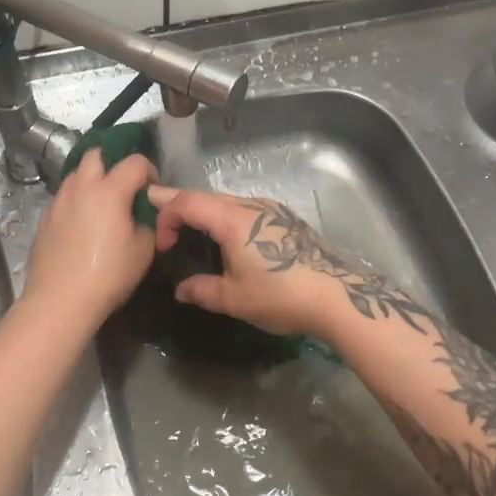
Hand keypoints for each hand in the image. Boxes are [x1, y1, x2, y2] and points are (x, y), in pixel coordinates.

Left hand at [22, 149, 157, 327]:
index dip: (149, 171)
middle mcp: (81, 187)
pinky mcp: (44, 218)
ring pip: (75, 174)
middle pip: (95, 154)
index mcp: (109, 190)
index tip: (152, 190)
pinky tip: (81, 224)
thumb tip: (144, 214)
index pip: (134, 162)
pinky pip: (63, 197)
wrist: (60, 301)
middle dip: (112, 162)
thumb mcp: (144, 250)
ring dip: (91, 180)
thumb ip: (148, 222)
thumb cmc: (108, 275)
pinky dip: (75, 200)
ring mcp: (59, 202)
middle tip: (122, 186)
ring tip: (100, 205)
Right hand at [148, 186, 389, 339]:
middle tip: (157, 209)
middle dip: (180, 205)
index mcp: (232, 219)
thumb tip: (181, 289)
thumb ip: (202, 290)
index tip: (162, 244)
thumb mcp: (234, 299)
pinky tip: (225, 236)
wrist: (338, 296)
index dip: (166, 216)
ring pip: (227, 202)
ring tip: (189, 226)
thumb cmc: (281, 296)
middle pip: (206, 196)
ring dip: (205, 211)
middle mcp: (251, 205)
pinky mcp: (286, 220)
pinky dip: (225, 216)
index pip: (187, 202)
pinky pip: (246, 210)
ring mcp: (271, 209)